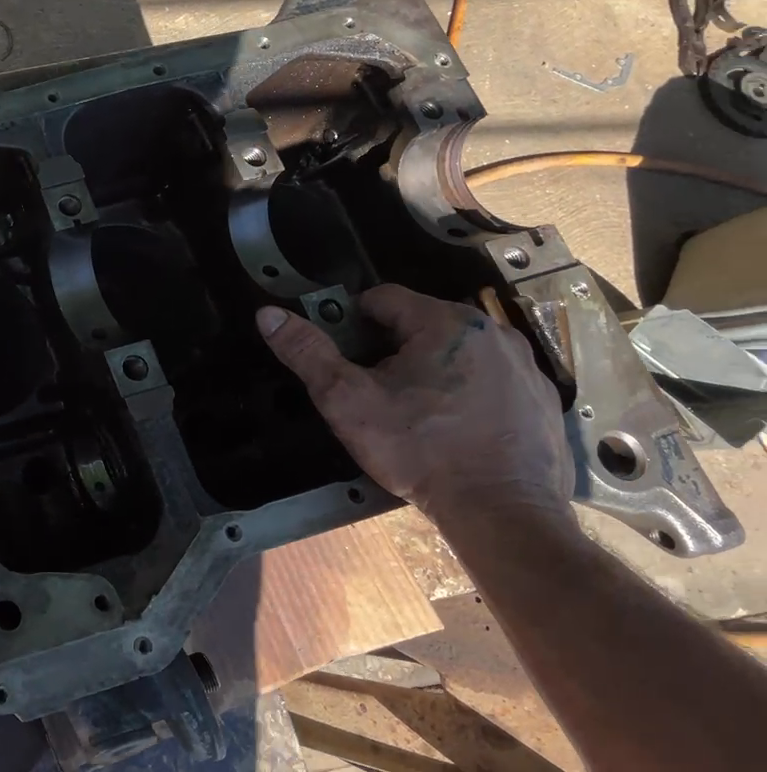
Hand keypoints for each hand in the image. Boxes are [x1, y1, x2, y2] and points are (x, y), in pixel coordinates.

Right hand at [256, 284, 572, 525]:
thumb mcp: (346, 399)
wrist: (502, 513)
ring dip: (428, 367)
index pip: (381, 298)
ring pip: (455, 351)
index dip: (350, 322)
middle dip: (388, 346)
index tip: (343, 357)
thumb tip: (268, 315)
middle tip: (371, 388)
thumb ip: (307, 352)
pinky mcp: (543, 401)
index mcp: (446, 323)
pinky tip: (450, 425)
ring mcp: (526, 367)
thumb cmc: (418, 448)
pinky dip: (465, 390)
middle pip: (420, 322)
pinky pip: (489, 379)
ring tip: (410, 409)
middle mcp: (494, 333)